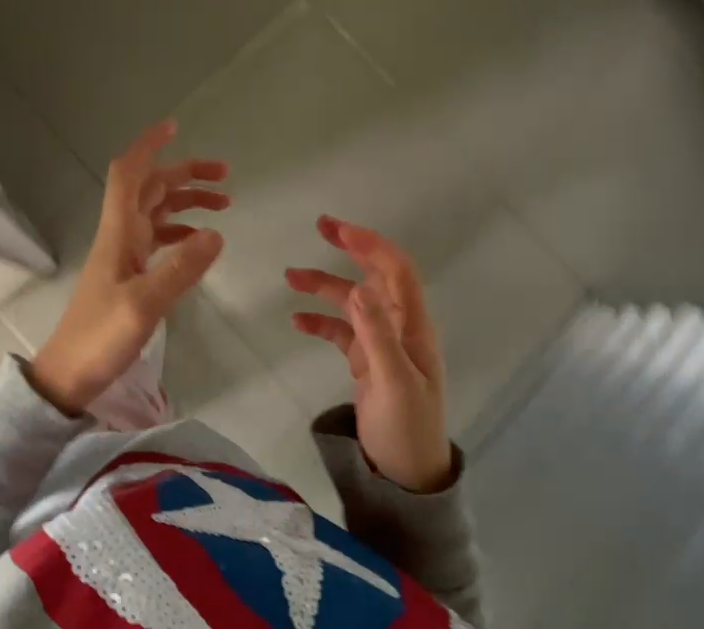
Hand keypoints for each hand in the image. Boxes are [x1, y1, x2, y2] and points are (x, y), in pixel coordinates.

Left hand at [28, 119, 229, 415]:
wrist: (68, 376)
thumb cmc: (100, 337)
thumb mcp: (145, 304)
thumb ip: (181, 268)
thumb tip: (217, 232)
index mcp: (119, 233)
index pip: (129, 173)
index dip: (148, 145)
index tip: (174, 126)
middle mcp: (120, 236)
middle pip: (150, 187)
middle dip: (185, 173)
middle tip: (225, 175)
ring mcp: (123, 255)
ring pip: (156, 211)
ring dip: (186, 200)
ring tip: (224, 204)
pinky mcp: (128, 275)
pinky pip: (158, 238)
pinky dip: (181, 230)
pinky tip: (201, 240)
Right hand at [286, 216, 452, 493]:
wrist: (407, 477)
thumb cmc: (407, 428)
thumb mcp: (393, 382)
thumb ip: (377, 334)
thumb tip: (359, 287)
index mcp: (413, 326)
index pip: (395, 270)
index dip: (371, 245)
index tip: (339, 230)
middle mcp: (399, 327)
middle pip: (376, 276)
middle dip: (351, 249)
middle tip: (321, 226)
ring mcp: (382, 344)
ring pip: (353, 302)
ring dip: (325, 286)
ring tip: (289, 276)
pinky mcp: (366, 363)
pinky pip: (342, 332)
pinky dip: (321, 321)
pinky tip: (297, 320)